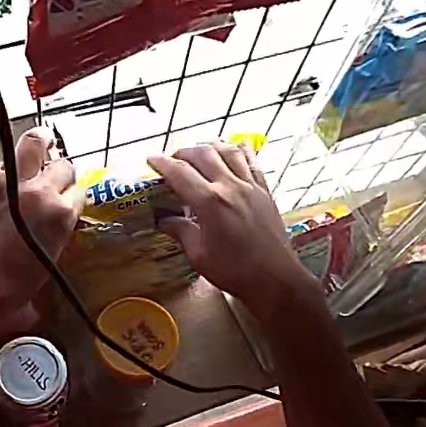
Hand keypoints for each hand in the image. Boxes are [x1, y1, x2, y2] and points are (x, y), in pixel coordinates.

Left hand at [0, 96, 81, 342]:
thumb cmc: (16, 290)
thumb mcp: (53, 264)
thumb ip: (61, 236)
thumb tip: (59, 224)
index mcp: (65, 217)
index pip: (80, 191)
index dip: (73, 194)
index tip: (67, 199)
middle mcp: (44, 195)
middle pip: (63, 167)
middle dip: (61, 171)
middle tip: (53, 178)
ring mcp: (14, 187)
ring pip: (34, 147)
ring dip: (41, 140)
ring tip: (43, 139)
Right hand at [146, 143, 318, 312]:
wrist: (275, 279)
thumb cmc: (234, 271)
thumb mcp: (199, 256)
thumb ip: (181, 232)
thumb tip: (165, 221)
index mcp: (210, 203)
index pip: (180, 173)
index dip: (162, 163)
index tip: (151, 160)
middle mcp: (230, 187)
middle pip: (203, 154)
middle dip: (183, 152)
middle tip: (172, 160)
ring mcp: (250, 187)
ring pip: (229, 151)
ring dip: (210, 147)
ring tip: (200, 152)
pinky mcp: (265, 191)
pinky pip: (252, 161)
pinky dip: (239, 150)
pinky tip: (233, 149)